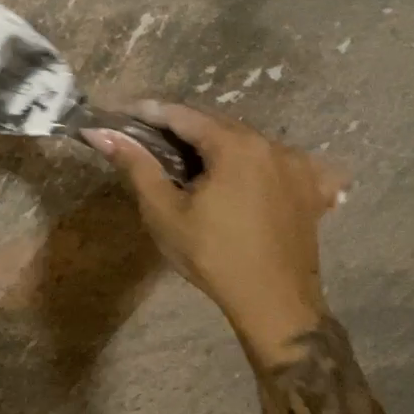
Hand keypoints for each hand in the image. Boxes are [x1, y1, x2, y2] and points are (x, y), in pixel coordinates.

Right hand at [83, 101, 348, 353]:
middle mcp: (274, 148)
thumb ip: (135, 163)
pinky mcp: (314, 191)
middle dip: (179, 126)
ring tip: (185, 157)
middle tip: (142, 136)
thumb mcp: (162, 208)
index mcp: (237, 147)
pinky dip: (260, 161)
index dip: (147, 112)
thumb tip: (99, 132)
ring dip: (215, 143)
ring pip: (247, 141)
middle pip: (217, 124)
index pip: (183, 116)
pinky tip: (250, 174)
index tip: (117, 114)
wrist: (273, 301)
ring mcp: (301, 168)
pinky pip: (285, 162)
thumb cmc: (210, 253)